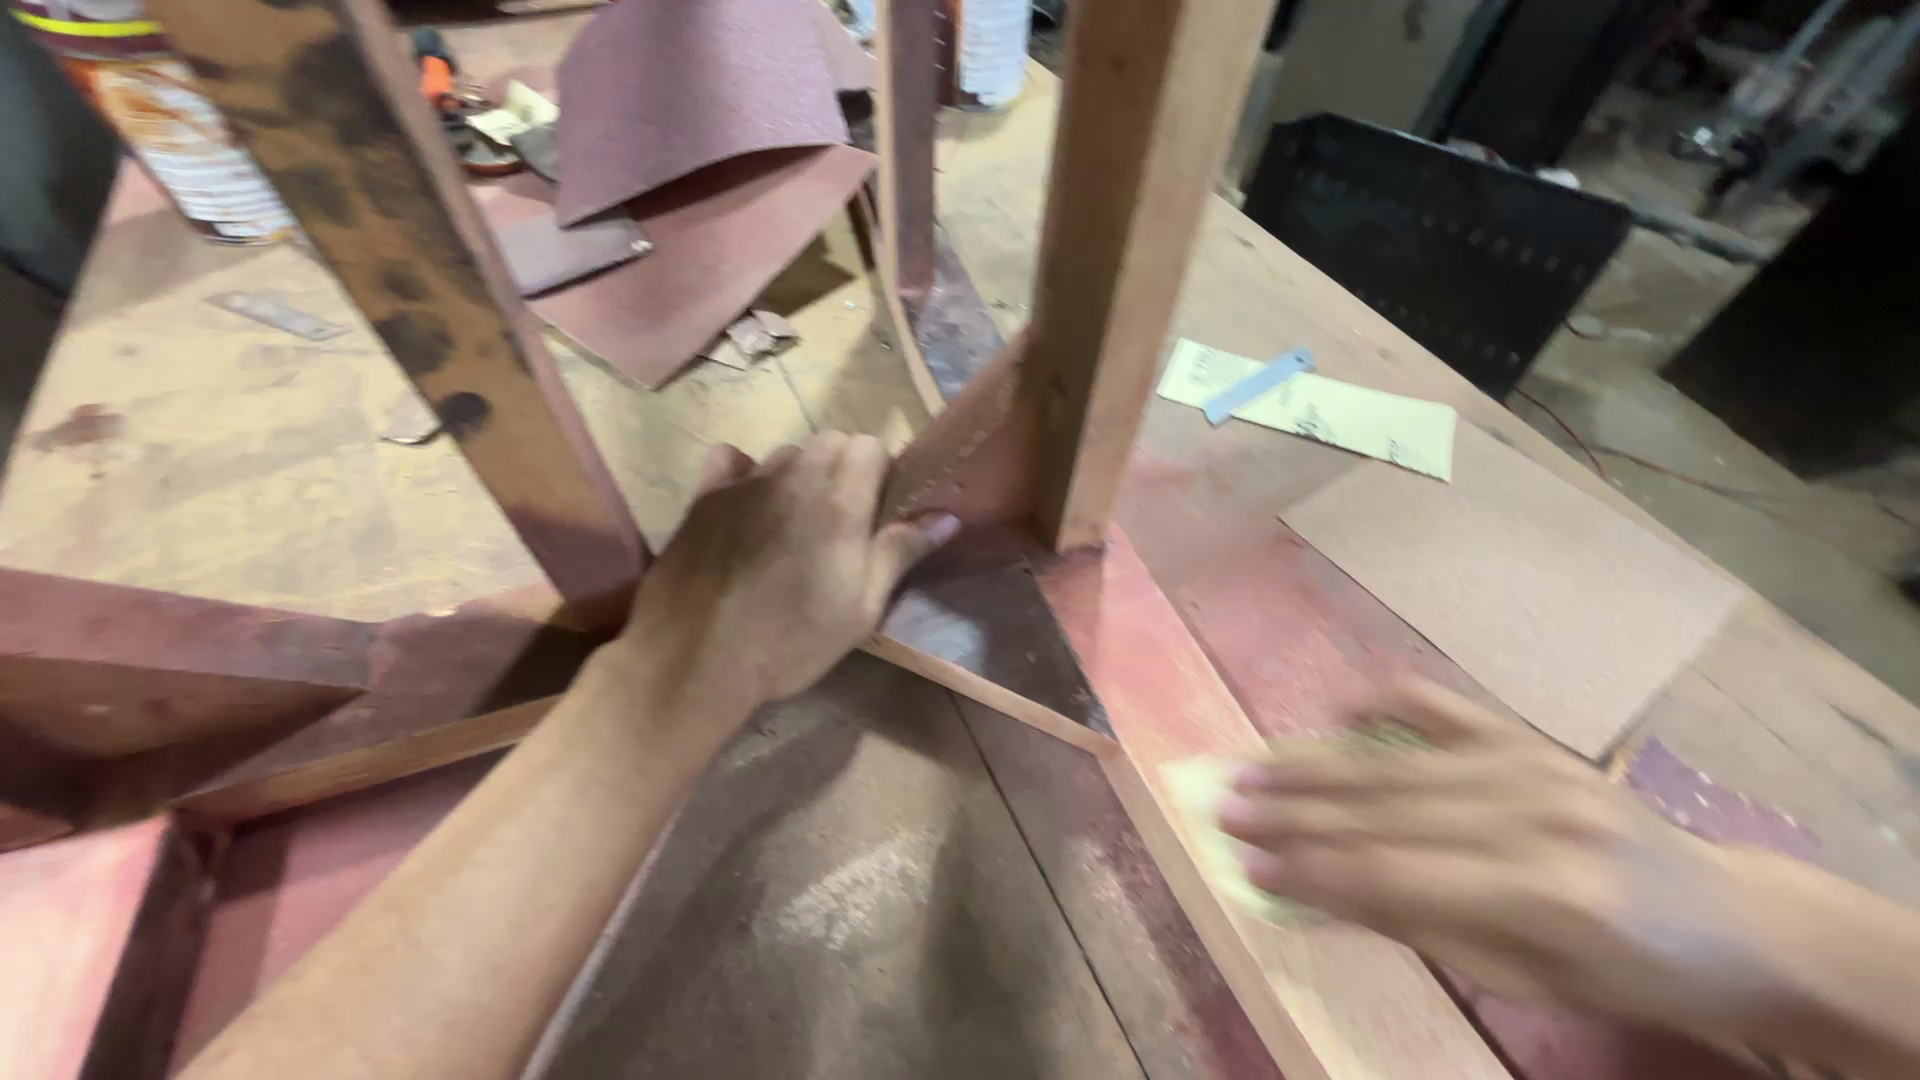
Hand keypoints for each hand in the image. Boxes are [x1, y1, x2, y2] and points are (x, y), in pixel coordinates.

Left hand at [614, 434, 958, 712]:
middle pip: (830, 442)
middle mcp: (793, 475)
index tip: (876, 514)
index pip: (871, 445)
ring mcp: (743, 482)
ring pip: (785, 453)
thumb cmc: (790, 641)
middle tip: (839, 524)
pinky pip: (732, 461)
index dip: (880, 474)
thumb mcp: (861, 608)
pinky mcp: (703, 497)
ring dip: (799, 476)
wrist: (694, 660)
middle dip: (842, 470)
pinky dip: (746, 473)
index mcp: (840, 499)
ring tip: (792, 526)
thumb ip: (901, 551)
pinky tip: (745, 509)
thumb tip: (947, 515)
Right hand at [1216, 678, 1785, 1039]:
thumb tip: (1314, 890)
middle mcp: (1532, 815)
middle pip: (1380, 811)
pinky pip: (1440, 706)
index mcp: (1543, 894)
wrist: (1732, 919)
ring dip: (1312, 768)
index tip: (1247, 862)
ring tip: (1250, 770)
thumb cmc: (1627, 971)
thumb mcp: (1524, 978)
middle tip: (1227, 806)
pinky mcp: (1528, 736)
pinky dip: (1381, 703)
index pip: (1390, 874)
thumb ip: (1418, 926)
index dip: (1310, 869)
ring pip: (1393, 765)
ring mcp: (1530, 764)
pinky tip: (1334, 710)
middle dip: (1293, 812)